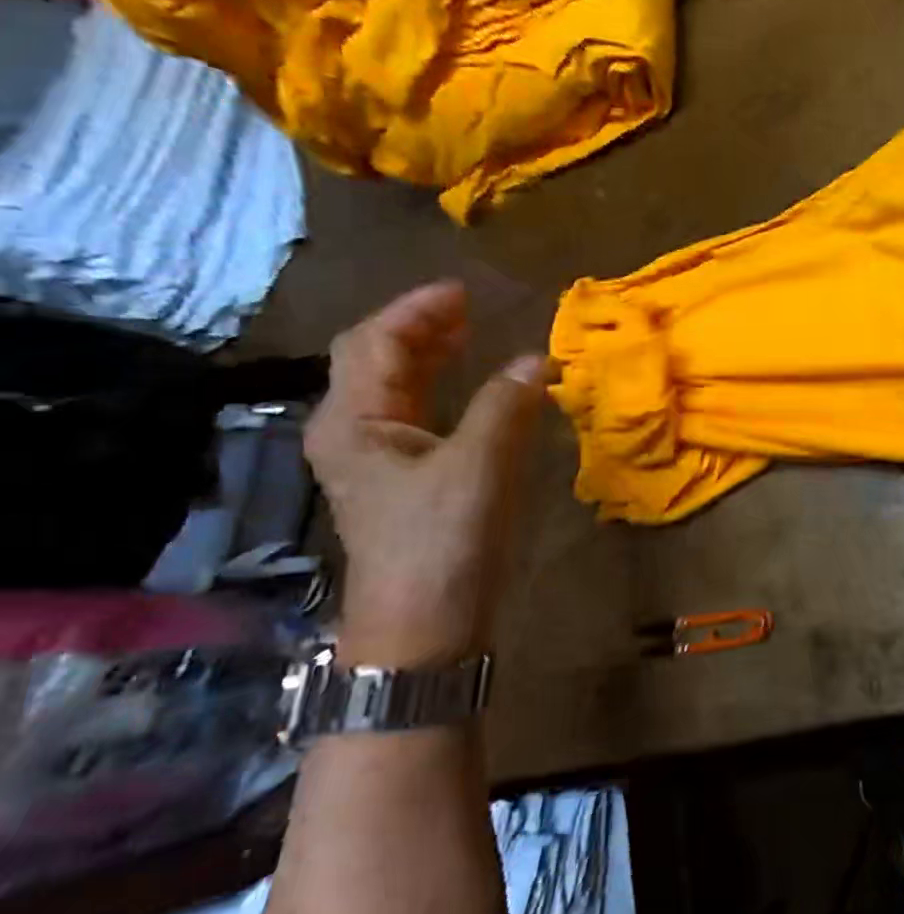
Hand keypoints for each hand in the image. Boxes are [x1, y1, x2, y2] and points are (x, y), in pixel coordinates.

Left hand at [303, 280, 549, 665]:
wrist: (427, 623)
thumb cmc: (443, 540)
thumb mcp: (479, 467)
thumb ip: (506, 407)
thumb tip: (537, 360)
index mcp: (354, 422)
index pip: (376, 344)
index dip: (417, 311)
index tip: (465, 290)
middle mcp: (355, 434)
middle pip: (378, 363)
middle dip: (422, 330)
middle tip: (472, 308)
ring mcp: (379, 461)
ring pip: (399, 391)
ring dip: (434, 359)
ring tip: (474, 337)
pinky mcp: (407, 484)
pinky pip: (422, 419)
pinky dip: (448, 393)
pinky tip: (479, 393)